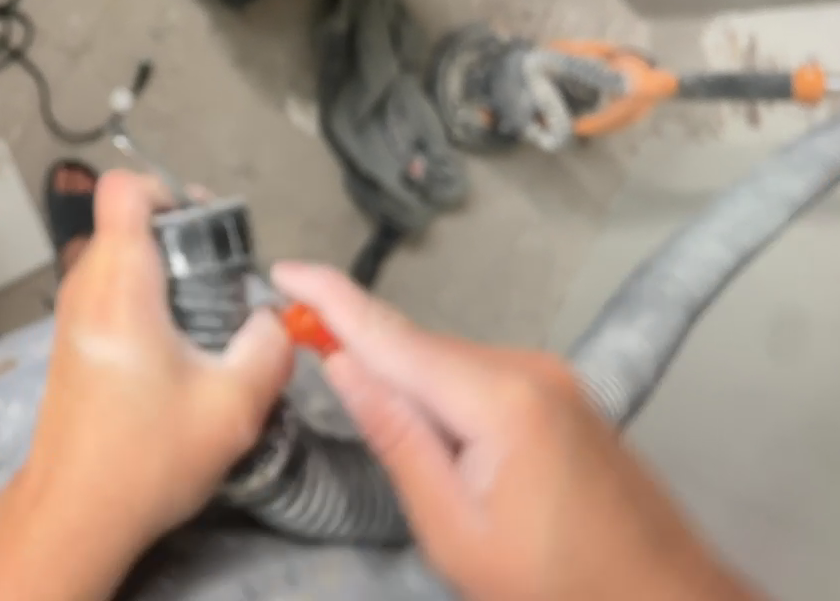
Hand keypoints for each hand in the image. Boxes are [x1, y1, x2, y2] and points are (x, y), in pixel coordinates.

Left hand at [17, 171, 294, 551]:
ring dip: (163, 264)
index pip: (123, 189)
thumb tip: (274, 318)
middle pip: (125, 218)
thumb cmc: (145, 456)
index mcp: (119, 283)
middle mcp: (86, 282)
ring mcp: (72, 306)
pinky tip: (175, 340)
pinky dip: (144, 289)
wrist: (72, 510)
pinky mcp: (71, 331)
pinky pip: (109, 282)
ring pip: (117, 250)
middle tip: (221, 273)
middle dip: (178, 233)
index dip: (167, 191)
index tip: (205, 228)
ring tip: (204, 310)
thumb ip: (268, 349)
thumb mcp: (232, 408)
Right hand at [273, 262, 757, 600]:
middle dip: (364, 355)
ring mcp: (547, 374)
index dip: (328, 295)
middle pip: (414, 346)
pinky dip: (439, 392)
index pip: (388, 332)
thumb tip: (340, 362)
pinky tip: (447, 443)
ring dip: (404, 383)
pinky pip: (472, 375)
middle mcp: (522, 365)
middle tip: (328, 390)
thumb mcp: (455, 532)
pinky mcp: (558, 390)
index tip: (281, 271)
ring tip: (410, 452)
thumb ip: (394, 435)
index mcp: (494, 398)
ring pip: (442, 360)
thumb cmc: (559, 591)